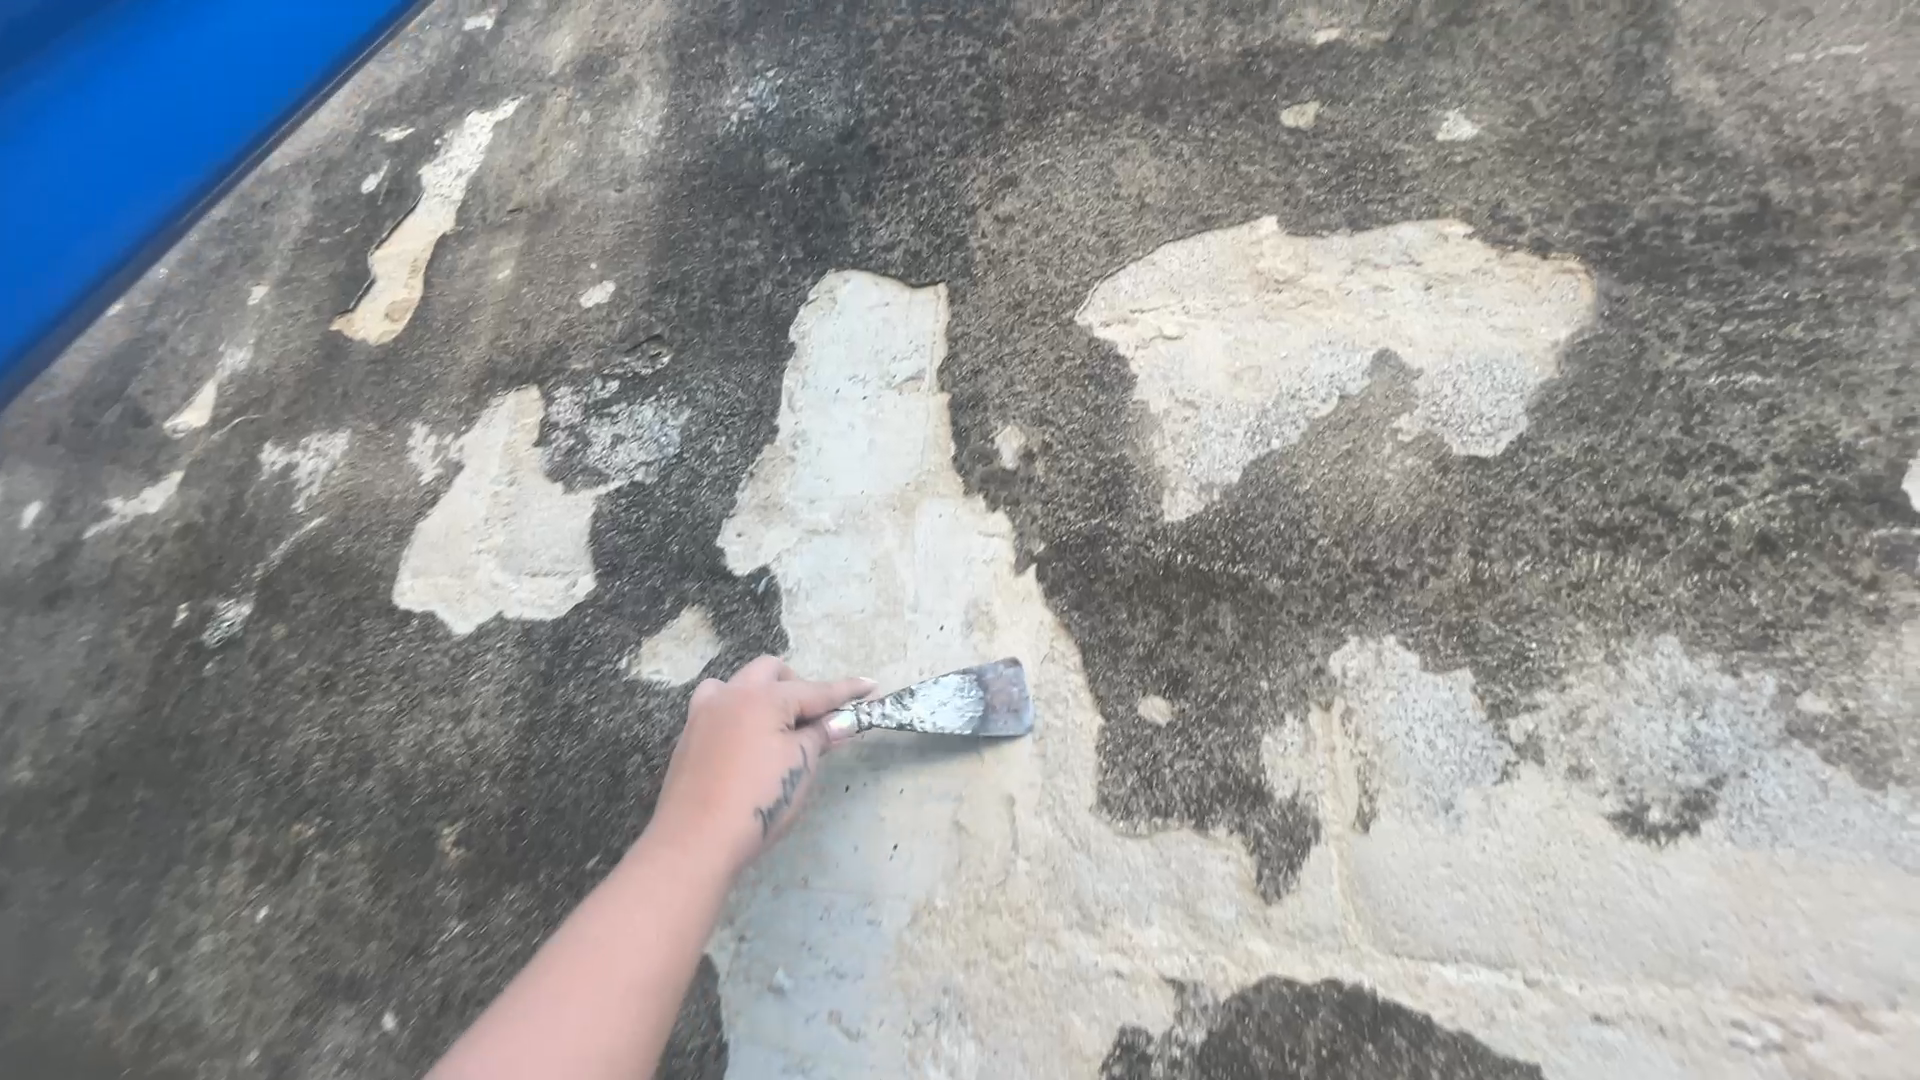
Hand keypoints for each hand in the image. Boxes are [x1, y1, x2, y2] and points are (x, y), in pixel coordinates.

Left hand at [644, 656, 874, 879]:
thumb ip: (820, 735)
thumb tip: (840, 721)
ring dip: (762, 695)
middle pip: (771, 672)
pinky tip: (747, 742)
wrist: (694, 842)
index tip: (870, 685)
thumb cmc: (758, 800)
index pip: (815, 690)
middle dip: (797, 686)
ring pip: (738, 684)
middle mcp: (730, 695)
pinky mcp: (689, 737)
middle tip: (814, 719)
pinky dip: (739, 713)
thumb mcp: (801, 766)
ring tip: (776, 727)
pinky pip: (718, 707)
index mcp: (762, 698)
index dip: (846, 690)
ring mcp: (703, 714)